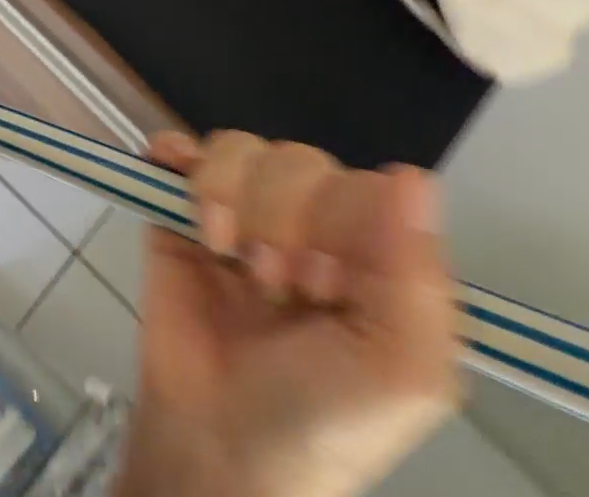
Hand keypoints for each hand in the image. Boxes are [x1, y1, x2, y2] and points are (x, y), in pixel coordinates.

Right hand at [116, 131, 460, 496]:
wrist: (221, 437)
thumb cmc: (325, 413)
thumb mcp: (406, 367)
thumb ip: (416, 275)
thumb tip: (411, 175)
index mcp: (376, 257)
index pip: (365, 186)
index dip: (342, 223)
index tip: (329, 288)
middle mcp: (310, 227)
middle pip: (298, 162)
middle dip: (283, 222)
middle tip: (277, 286)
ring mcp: (237, 218)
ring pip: (238, 151)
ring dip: (229, 199)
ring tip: (227, 255)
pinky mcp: (173, 218)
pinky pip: (173, 156)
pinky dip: (173, 156)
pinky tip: (174, 180)